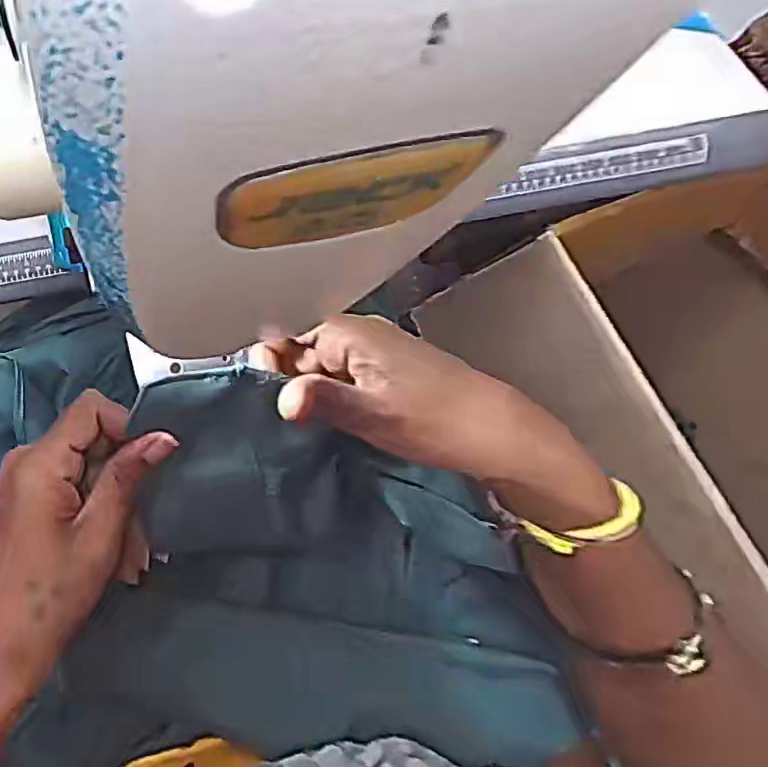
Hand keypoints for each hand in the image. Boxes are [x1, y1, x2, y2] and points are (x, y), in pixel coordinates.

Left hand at [0, 391, 177, 709]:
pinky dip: (95, 506)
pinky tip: (107, 545)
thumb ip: (128, 475)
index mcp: (38, 460)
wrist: (12, 642)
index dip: (125, 427)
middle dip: (121, 473)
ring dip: (113, 498)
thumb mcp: (101, 531)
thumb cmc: (54, 592)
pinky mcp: (28, 494)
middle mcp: (25, 458)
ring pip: (86, 464)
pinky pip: (72, 481)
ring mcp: (24, 477)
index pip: (90, 409)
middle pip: (90, 438)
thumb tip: (162, 437)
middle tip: (137, 523)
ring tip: (124, 548)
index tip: (145, 466)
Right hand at [252, 315, 613, 527]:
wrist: (499, 435)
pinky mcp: (380, 375)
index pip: (284, 336)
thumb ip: (322, 400)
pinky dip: (328, 400)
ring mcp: (369, 354)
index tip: (267, 397)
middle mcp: (355, 334)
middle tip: (289, 418)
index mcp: (347, 331)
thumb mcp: (373, 413)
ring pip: (317, 370)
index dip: (269, 364)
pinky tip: (328, 423)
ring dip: (308, 395)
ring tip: (306, 424)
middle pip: (298, 353)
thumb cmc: (435, 419)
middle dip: (287, 383)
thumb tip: (279, 398)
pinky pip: (338, 381)